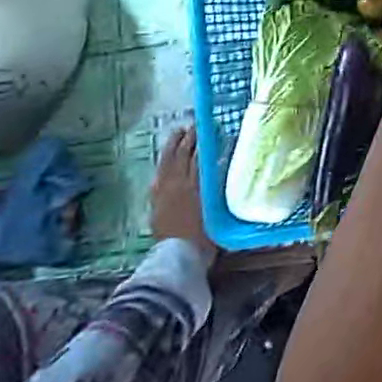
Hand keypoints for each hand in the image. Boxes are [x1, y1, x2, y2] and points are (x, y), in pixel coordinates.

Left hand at [152, 127, 214, 258]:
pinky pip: (159, 175)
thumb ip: (221, 186)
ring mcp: (163, 192)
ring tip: (179, 133)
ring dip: (173, 146)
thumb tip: (225, 165)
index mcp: (196, 184)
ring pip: (167, 162)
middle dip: (190, 138)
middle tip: (196, 125)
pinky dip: (163, 164)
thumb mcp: (220, 208)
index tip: (214, 127)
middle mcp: (177, 184)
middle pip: (183, 155)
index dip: (207, 140)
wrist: (179, 257)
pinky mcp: (155, 201)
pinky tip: (165, 162)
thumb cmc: (207, 235)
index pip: (201, 155)